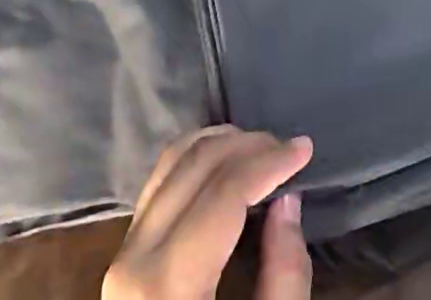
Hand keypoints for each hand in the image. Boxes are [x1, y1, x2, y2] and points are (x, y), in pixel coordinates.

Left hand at [103, 126, 314, 299]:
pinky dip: (197, 157)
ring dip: (222, 145)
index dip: (268, 162)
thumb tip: (287, 202)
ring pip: (173, 163)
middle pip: (196, 166)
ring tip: (264, 149)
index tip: (307, 148)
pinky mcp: (125, 254)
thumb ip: (284, 275)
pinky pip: (161, 181)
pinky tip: (226, 159)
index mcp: (166, 286)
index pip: (223, 193)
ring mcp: (123, 253)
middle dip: (249, 147)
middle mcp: (133, 257)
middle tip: (290, 149)